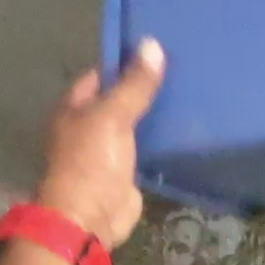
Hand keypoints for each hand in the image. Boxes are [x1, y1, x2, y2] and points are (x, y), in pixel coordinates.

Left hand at [36, 38, 165, 248]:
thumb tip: (152, 45)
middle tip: (180, 68)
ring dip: (154, 113)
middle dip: (143, 87)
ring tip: (189, 92)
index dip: (125, 61)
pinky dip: (160, 139)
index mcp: (75, 108)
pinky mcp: (126, 172)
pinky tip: (184, 127)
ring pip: (134, 123)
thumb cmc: (90, 163)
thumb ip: (133, 85)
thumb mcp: (112, 117)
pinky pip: (145, 148)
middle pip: (119, 99)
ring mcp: (107, 150)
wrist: (89, 219)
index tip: (157, 49)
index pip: (101, 74)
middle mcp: (88, 126)